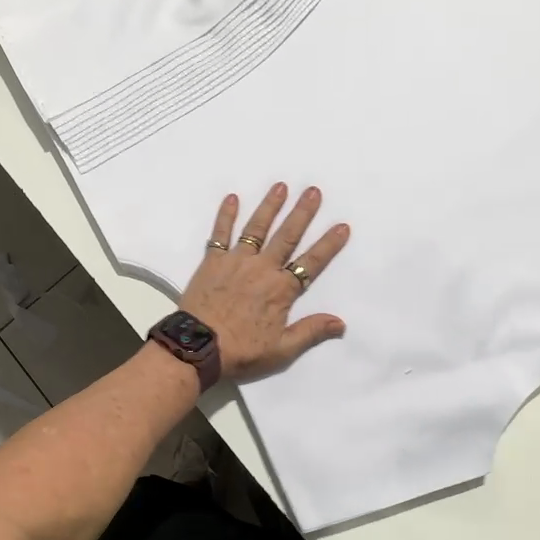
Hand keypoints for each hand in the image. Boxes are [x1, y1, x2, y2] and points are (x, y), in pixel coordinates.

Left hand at [181, 183, 350, 383]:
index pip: (311, 263)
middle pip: (287, 236)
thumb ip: (311, 332)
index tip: (342, 226)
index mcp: (281, 290)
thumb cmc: (241, 352)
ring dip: (270, 206)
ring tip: (280, 186)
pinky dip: (225, 215)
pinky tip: (232, 198)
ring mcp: (236, 261)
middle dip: (302, 213)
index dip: (328, 245)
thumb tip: (340, 323)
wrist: (197, 348)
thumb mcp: (281, 350)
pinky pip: (220, 234)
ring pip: (257, 228)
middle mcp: (262, 269)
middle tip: (313, 191)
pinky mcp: (212, 261)